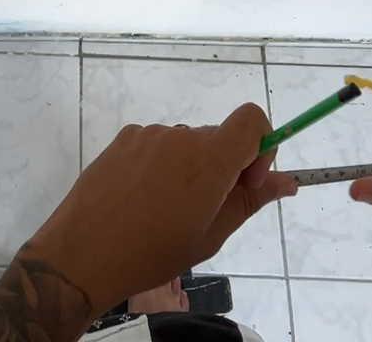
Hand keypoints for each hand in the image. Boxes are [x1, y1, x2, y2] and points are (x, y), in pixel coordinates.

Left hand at [28, 103, 297, 315]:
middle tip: (205, 210)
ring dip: (190, 168)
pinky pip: (159, 143)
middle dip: (225, 167)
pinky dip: (162, 163)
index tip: (248, 181)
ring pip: (187, 143)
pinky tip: (143, 196)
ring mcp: (149, 133)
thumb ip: (250, 201)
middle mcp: (180, 135)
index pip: (251, 118)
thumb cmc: (153, 252)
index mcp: (208, 160)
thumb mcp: (210, 236)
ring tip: (166, 210)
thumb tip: (287, 182)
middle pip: (219, 137)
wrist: (83, 250)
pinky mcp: (125, 136)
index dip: (261, 144)